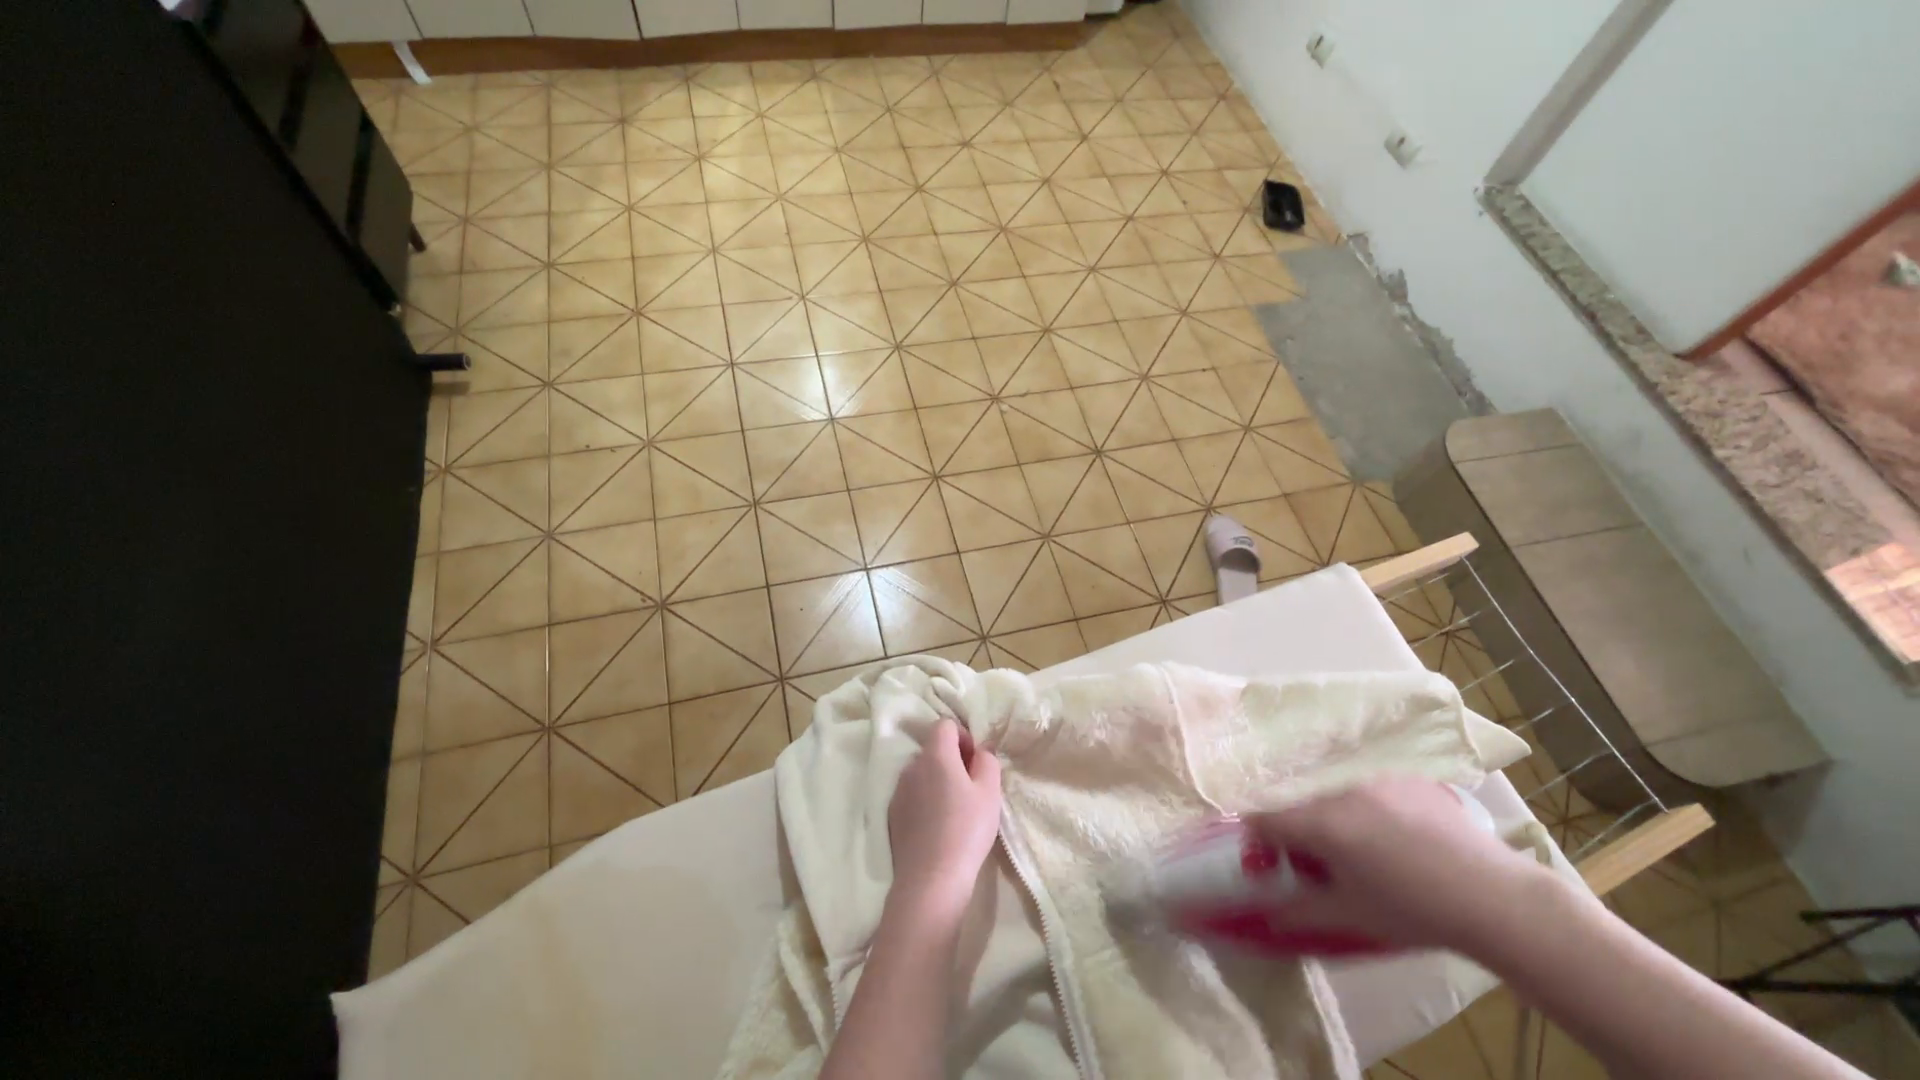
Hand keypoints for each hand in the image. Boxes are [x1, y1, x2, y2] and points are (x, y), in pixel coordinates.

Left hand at [887, 719, 1002, 919]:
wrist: (932, 878)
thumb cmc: (967, 829)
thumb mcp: (990, 792)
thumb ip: (987, 761)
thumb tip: (981, 749)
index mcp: (935, 756)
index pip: (944, 725)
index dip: (963, 736)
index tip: (976, 762)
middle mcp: (910, 767)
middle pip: (932, 749)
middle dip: (952, 760)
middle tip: (972, 788)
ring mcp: (897, 791)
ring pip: (921, 773)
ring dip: (938, 780)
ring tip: (956, 810)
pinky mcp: (892, 815)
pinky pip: (912, 795)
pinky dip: (925, 800)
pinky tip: (938, 826)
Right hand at [1246, 777, 1560, 954]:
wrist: (1495, 897)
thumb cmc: (1414, 911)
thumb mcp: (1349, 916)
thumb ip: (1298, 909)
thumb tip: (1266, 909)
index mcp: (1322, 822)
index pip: (1265, 818)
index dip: (1259, 839)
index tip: (1270, 859)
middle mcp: (1342, 789)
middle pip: (1302, 804)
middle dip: (1302, 831)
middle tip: (1323, 863)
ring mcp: (1379, 778)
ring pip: (1338, 795)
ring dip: (1337, 818)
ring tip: (1368, 852)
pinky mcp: (1410, 777)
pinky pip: (1373, 789)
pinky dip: (1372, 808)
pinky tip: (1401, 837)